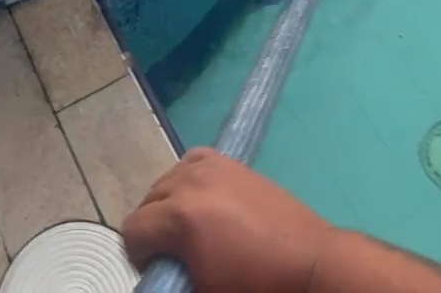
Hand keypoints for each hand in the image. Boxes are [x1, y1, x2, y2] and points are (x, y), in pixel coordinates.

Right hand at [122, 148, 337, 292]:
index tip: (156, 272)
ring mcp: (212, 166)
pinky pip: (192, 161)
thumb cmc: (256, 285)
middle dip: (153, 230)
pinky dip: (188, 179)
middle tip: (174, 256)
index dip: (138, 256)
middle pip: (147, 200)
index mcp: (180, 216)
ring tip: (189, 229)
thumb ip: (172, 276)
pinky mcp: (230, 162)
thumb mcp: (204, 289)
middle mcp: (190, 182)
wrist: (308, 262)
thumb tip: (159, 272)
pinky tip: (202, 200)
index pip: (132, 229)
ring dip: (169, 204)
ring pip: (167, 179)